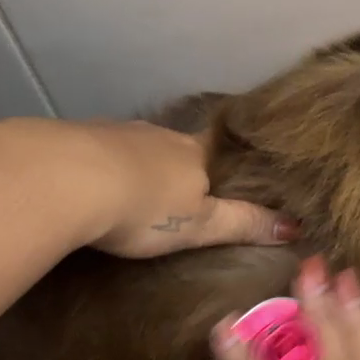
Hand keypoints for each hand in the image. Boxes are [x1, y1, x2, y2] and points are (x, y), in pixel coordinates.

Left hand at [4, 116, 294, 257]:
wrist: (63, 178)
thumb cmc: (143, 207)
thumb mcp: (201, 225)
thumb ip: (244, 224)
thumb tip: (295, 226)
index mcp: (194, 153)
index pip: (221, 150)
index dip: (231, 160)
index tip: (239, 169)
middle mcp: (159, 135)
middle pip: (179, 148)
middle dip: (183, 166)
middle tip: (184, 189)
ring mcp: (116, 132)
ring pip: (140, 148)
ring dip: (144, 165)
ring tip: (141, 189)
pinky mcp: (77, 139)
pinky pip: (103, 152)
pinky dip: (108, 165)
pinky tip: (100, 181)